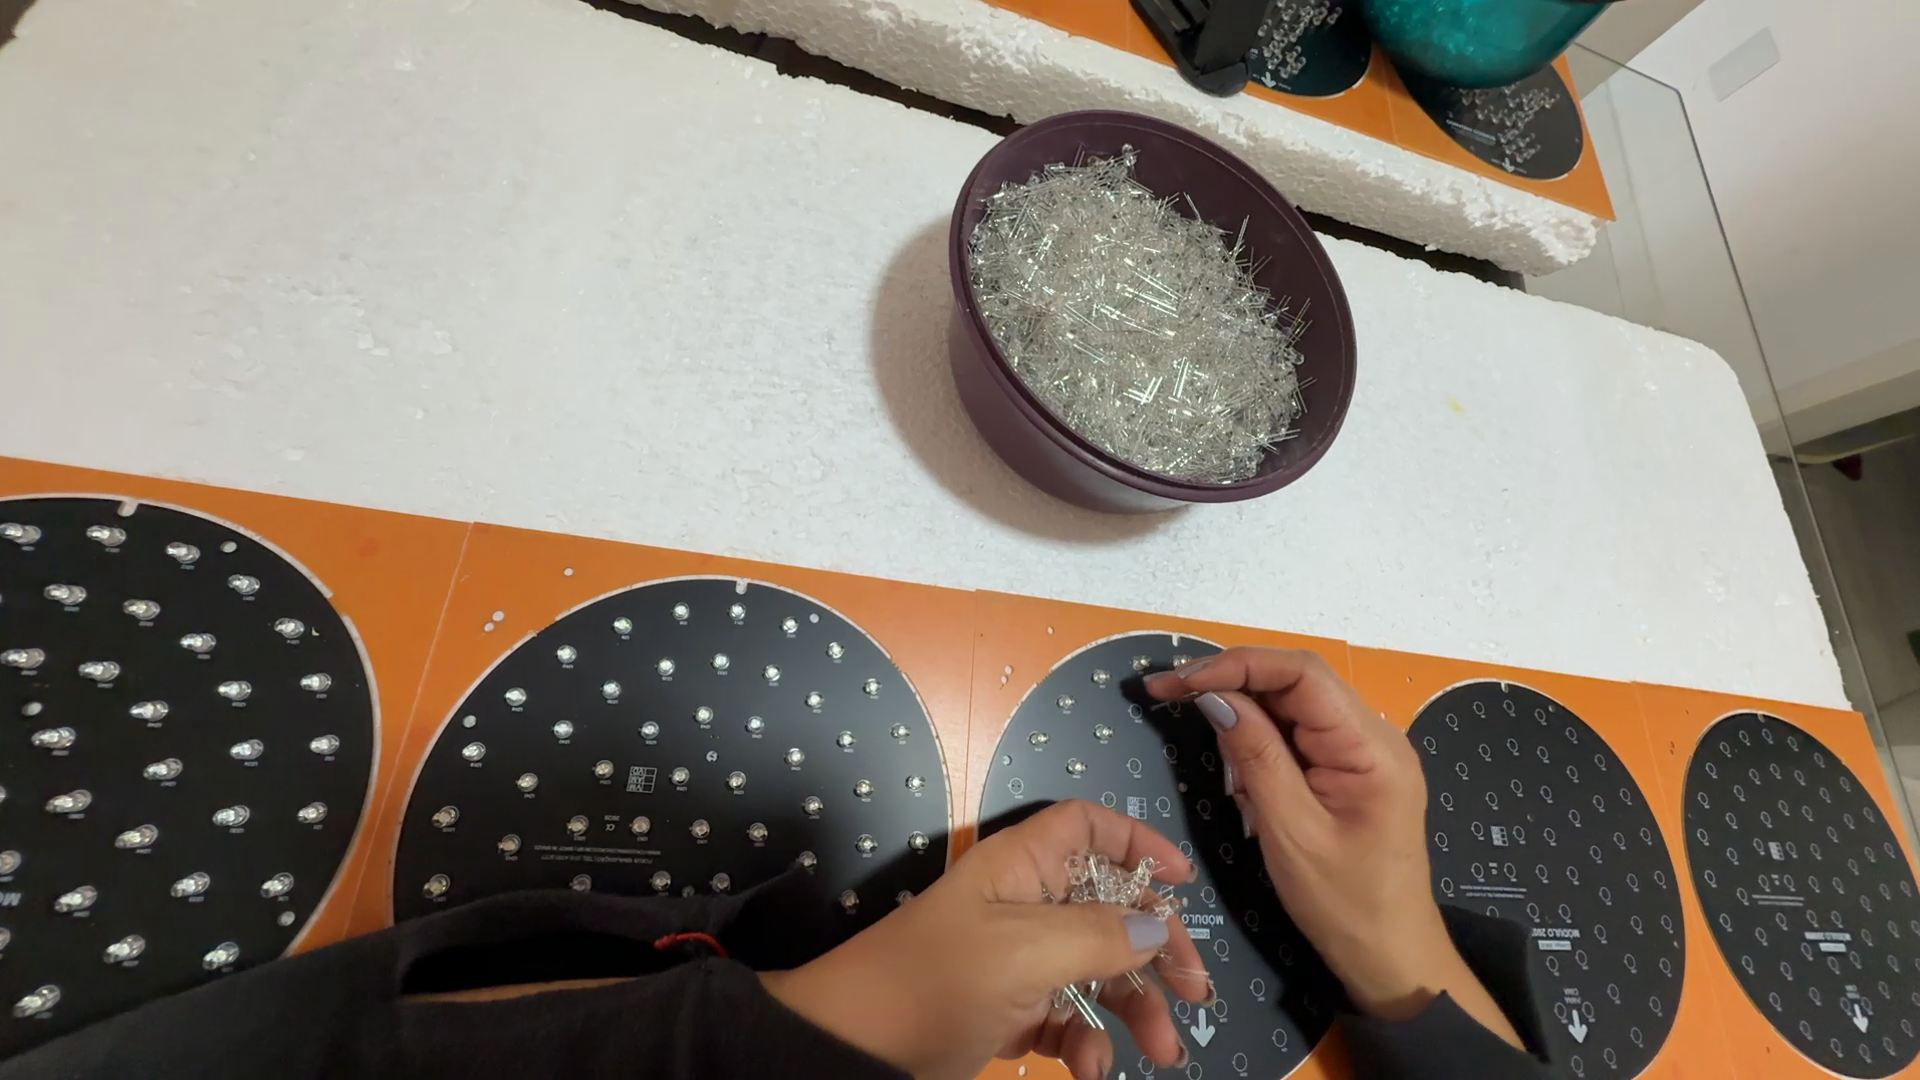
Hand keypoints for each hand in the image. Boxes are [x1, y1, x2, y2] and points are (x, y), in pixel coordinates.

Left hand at [761, 800, 1212, 1079]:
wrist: (861, 1046)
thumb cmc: (943, 977)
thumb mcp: (1026, 950)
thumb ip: (1097, 936)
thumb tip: (1155, 925)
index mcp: (1024, 865)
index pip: (1087, 827)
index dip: (1135, 840)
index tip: (1181, 879)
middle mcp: (1027, 902)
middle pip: (1107, 904)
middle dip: (1152, 944)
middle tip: (1195, 988)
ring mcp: (1020, 956)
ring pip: (1095, 966)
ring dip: (1133, 1004)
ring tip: (1164, 1048)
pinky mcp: (1012, 1005)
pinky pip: (1066, 1013)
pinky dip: (1086, 1039)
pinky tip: (1090, 1067)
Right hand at [1145, 648, 1522, 1047]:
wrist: (1390, 958)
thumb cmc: (1344, 902)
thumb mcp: (1289, 829)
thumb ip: (1253, 754)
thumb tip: (1212, 696)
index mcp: (1370, 746)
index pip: (1300, 673)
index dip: (1236, 664)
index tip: (1180, 680)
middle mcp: (1370, 733)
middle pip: (1290, 681)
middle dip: (1229, 685)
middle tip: (1169, 695)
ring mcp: (1358, 747)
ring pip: (1285, 705)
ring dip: (1241, 722)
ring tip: (1226, 777)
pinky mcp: (1344, 764)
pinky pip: (1290, 732)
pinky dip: (1255, 745)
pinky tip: (1243, 782)